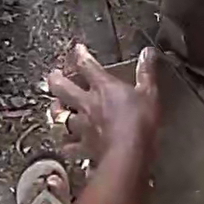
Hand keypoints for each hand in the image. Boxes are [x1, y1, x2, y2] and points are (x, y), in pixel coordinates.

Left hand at [46, 44, 160, 168]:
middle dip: (56, 79)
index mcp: (103, 87)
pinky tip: (66, 144)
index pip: (87, 65)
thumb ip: (146, 72)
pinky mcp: (83, 147)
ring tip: (54, 108)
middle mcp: (87, 104)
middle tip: (54, 76)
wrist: (129, 154)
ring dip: (56, 111)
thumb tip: (148, 52)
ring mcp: (82, 126)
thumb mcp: (149, 94)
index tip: (77, 49)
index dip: (80, 55)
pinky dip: (66, 145)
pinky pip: (68, 146)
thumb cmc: (140, 123)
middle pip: (62, 87)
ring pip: (59, 116)